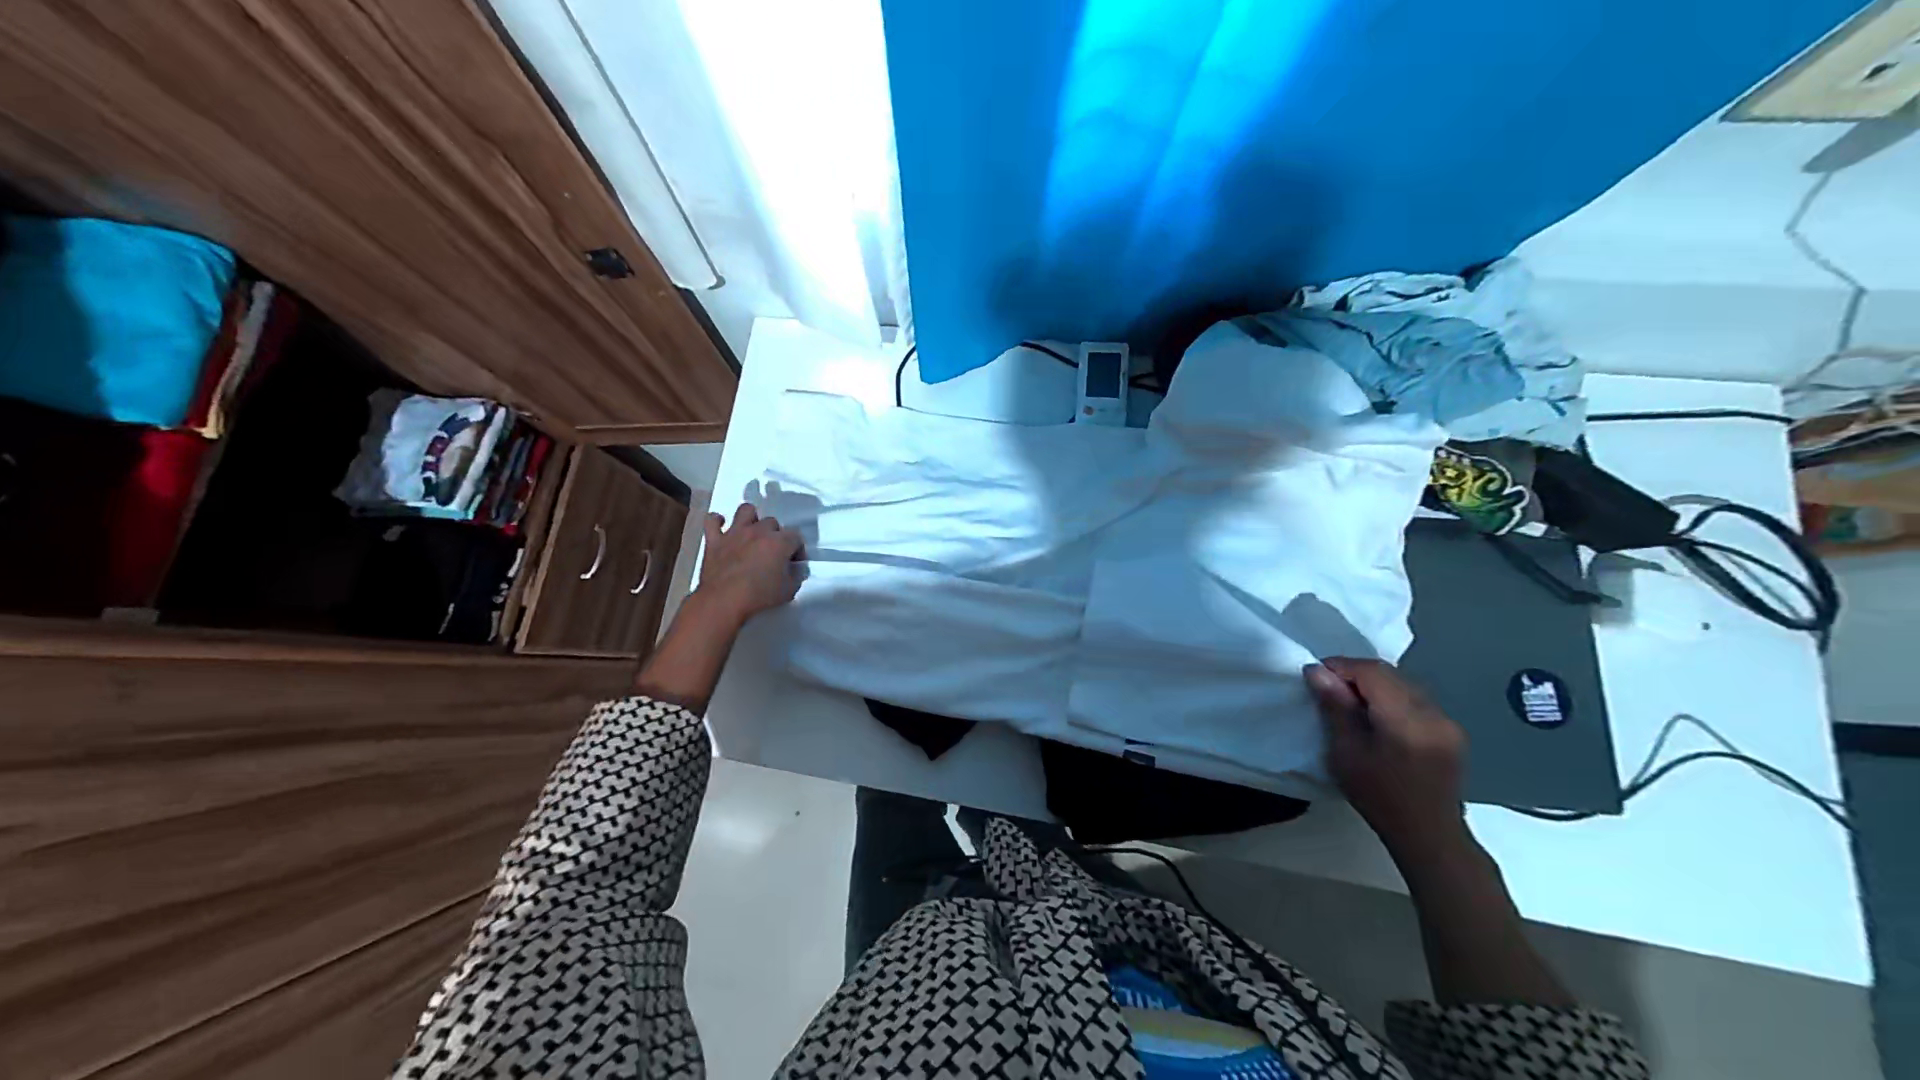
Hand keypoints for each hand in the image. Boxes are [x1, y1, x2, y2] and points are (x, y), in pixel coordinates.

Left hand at [692, 502, 804, 628]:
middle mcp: (758, 531)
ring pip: (746, 510)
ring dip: (751, 518)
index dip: (797, 550)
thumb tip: (796, 569)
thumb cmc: (759, 597)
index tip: (793, 563)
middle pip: (772, 522)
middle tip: (772, 552)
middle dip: (775, 535)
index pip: (796, 537)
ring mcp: (735, 533)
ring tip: (751, 532)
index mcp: (779, 542)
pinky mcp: (715, 540)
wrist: (724, 601)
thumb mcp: (789, 590)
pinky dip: (716, 521)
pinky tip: (721, 528)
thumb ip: (796, 575)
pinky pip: (712, 521)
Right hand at [1306, 657, 1468, 857]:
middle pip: (1390, 674)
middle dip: (1356, 673)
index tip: (1315, 675)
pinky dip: (1392, 698)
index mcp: (1406, 719)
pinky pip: (1416, 699)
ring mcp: (1447, 721)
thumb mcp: (1346, 753)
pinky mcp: (1451, 731)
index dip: (1341, 666)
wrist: (1429, 836)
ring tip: (1349, 702)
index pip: (1372, 672)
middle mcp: (1432, 712)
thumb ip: (1335, 707)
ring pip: (1404, 684)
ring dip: (1374, 685)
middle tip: (1328, 688)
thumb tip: (1317, 671)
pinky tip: (1377, 717)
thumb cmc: (1380, 797)